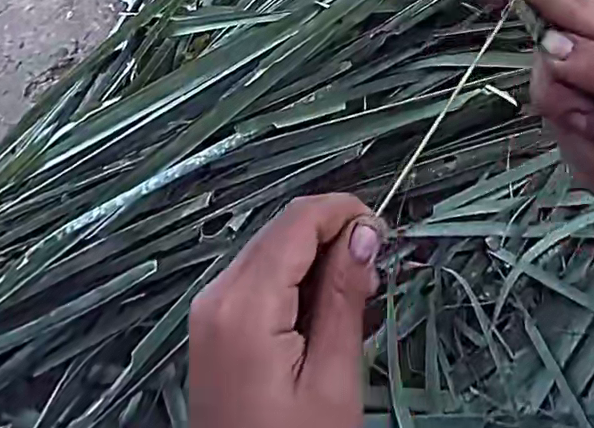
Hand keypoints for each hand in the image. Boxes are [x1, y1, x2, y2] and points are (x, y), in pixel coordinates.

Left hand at [189, 195, 383, 427]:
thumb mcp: (332, 381)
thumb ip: (345, 295)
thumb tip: (363, 232)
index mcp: (244, 305)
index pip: (298, 220)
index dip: (344, 212)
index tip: (381, 232)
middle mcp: (218, 293)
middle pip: (284, 227)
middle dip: (333, 233)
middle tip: (374, 266)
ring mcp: (212, 307)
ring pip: (275, 245)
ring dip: (318, 254)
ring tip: (355, 293)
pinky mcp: (216, 321)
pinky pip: (262, 272)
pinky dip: (297, 276)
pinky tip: (324, 308)